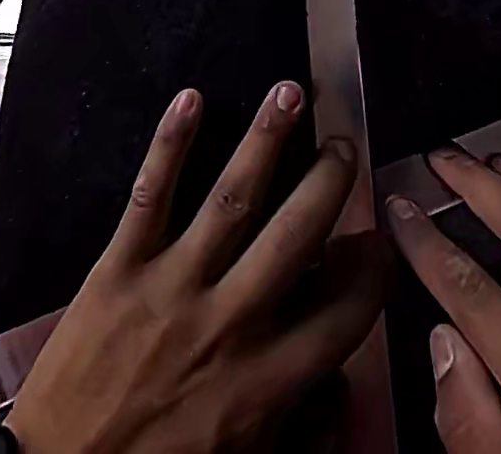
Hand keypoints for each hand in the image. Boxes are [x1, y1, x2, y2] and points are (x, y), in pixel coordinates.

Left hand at [7, 83, 391, 453]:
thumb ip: (300, 408)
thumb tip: (343, 366)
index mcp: (264, 379)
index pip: (345, 310)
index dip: (373, 268)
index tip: (381, 236)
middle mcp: (228, 322)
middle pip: (295, 235)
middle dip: (328, 181)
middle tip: (344, 144)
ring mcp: (172, 287)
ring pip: (231, 200)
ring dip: (266, 139)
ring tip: (290, 92)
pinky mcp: (119, 269)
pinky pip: (150, 198)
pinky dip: (170, 145)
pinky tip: (192, 99)